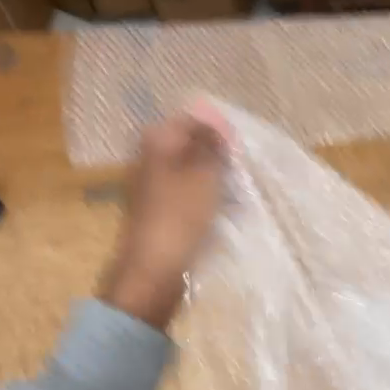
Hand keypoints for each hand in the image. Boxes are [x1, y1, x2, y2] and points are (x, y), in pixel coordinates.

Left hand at [98, 112, 227, 328]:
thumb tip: (215, 124)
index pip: (189, 120)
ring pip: (191, 173)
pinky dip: (206, 200)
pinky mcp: (161, 213)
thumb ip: (212, 145)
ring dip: (214, 180)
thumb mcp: (204, 174)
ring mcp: (153, 188)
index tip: (238, 148)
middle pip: (189, 147)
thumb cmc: (180, 216)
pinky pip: (189, 196)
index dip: (216, 129)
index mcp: (156, 143)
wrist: (154, 269)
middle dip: (216, 156)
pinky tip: (224, 212)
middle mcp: (149, 160)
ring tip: (237, 193)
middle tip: (240, 171)